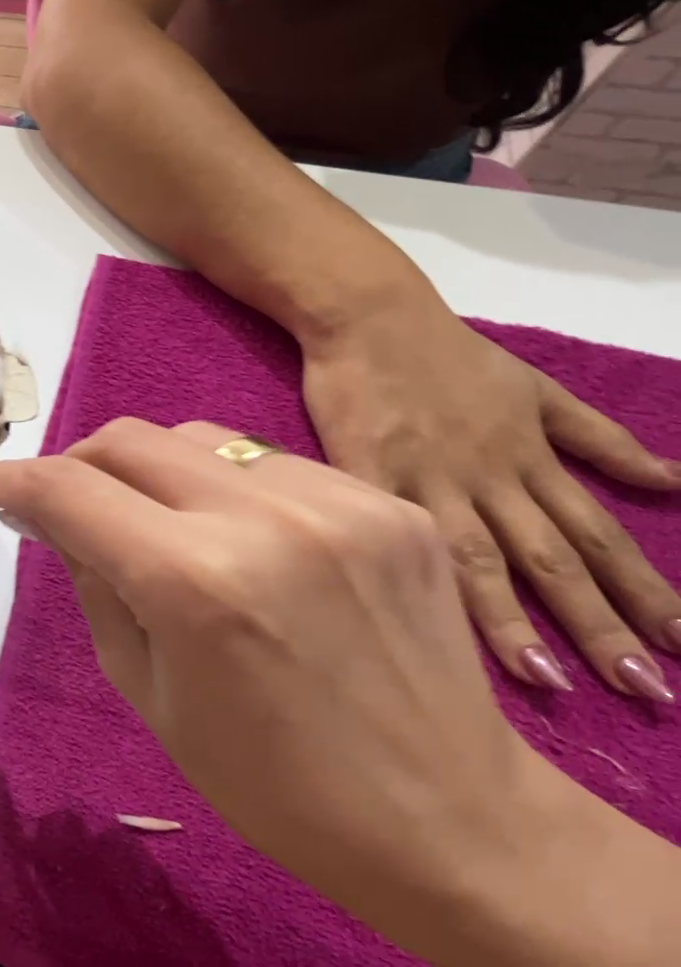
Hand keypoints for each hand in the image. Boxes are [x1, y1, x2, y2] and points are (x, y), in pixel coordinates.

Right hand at [0, 421, 680, 965]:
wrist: (449, 821)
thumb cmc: (267, 780)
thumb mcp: (143, 686)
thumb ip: (92, 581)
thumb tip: (50, 517)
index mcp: (193, 582)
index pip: (70, 490)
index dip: (13, 479)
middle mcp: (265, 520)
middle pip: (129, 439)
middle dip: (76, 464)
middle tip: (64, 504)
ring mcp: (340, 504)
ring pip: (199, 437)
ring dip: (150, 470)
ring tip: (152, 520)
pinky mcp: (389, 507)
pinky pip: (270, 464)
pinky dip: (225, 487)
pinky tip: (236, 537)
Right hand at [302, 303, 680, 701]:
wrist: (369, 322)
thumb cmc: (447, 356)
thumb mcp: (537, 388)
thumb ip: (595, 438)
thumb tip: (672, 483)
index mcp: (531, 459)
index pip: (600, 536)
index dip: (646, 592)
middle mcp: (491, 478)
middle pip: (554, 560)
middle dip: (600, 625)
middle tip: (646, 692)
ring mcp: (426, 480)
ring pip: (481, 557)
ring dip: (515, 618)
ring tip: (549, 678)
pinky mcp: (365, 475)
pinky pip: (396, 529)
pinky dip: (417, 568)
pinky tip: (425, 609)